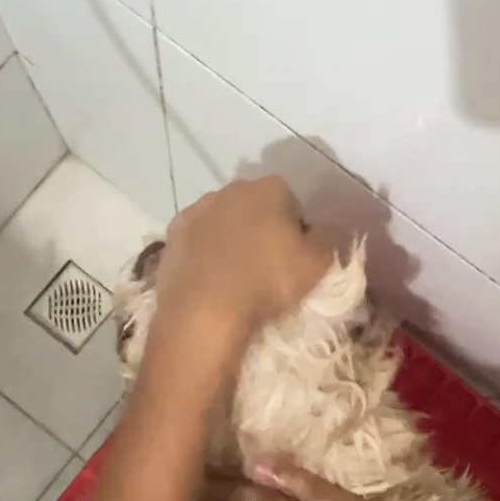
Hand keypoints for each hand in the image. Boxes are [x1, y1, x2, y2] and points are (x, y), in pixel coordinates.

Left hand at [153, 177, 329, 348]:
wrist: (203, 312)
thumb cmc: (267, 282)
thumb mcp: (317, 264)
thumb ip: (328, 237)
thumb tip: (323, 228)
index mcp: (269, 189)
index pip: (291, 202)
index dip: (296, 230)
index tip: (294, 258)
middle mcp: (229, 189)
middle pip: (254, 207)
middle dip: (261, 229)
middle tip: (267, 268)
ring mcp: (195, 211)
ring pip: (222, 222)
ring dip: (230, 240)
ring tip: (236, 277)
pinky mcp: (171, 236)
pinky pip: (197, 241)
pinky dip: (204, 255)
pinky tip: (210, 281)